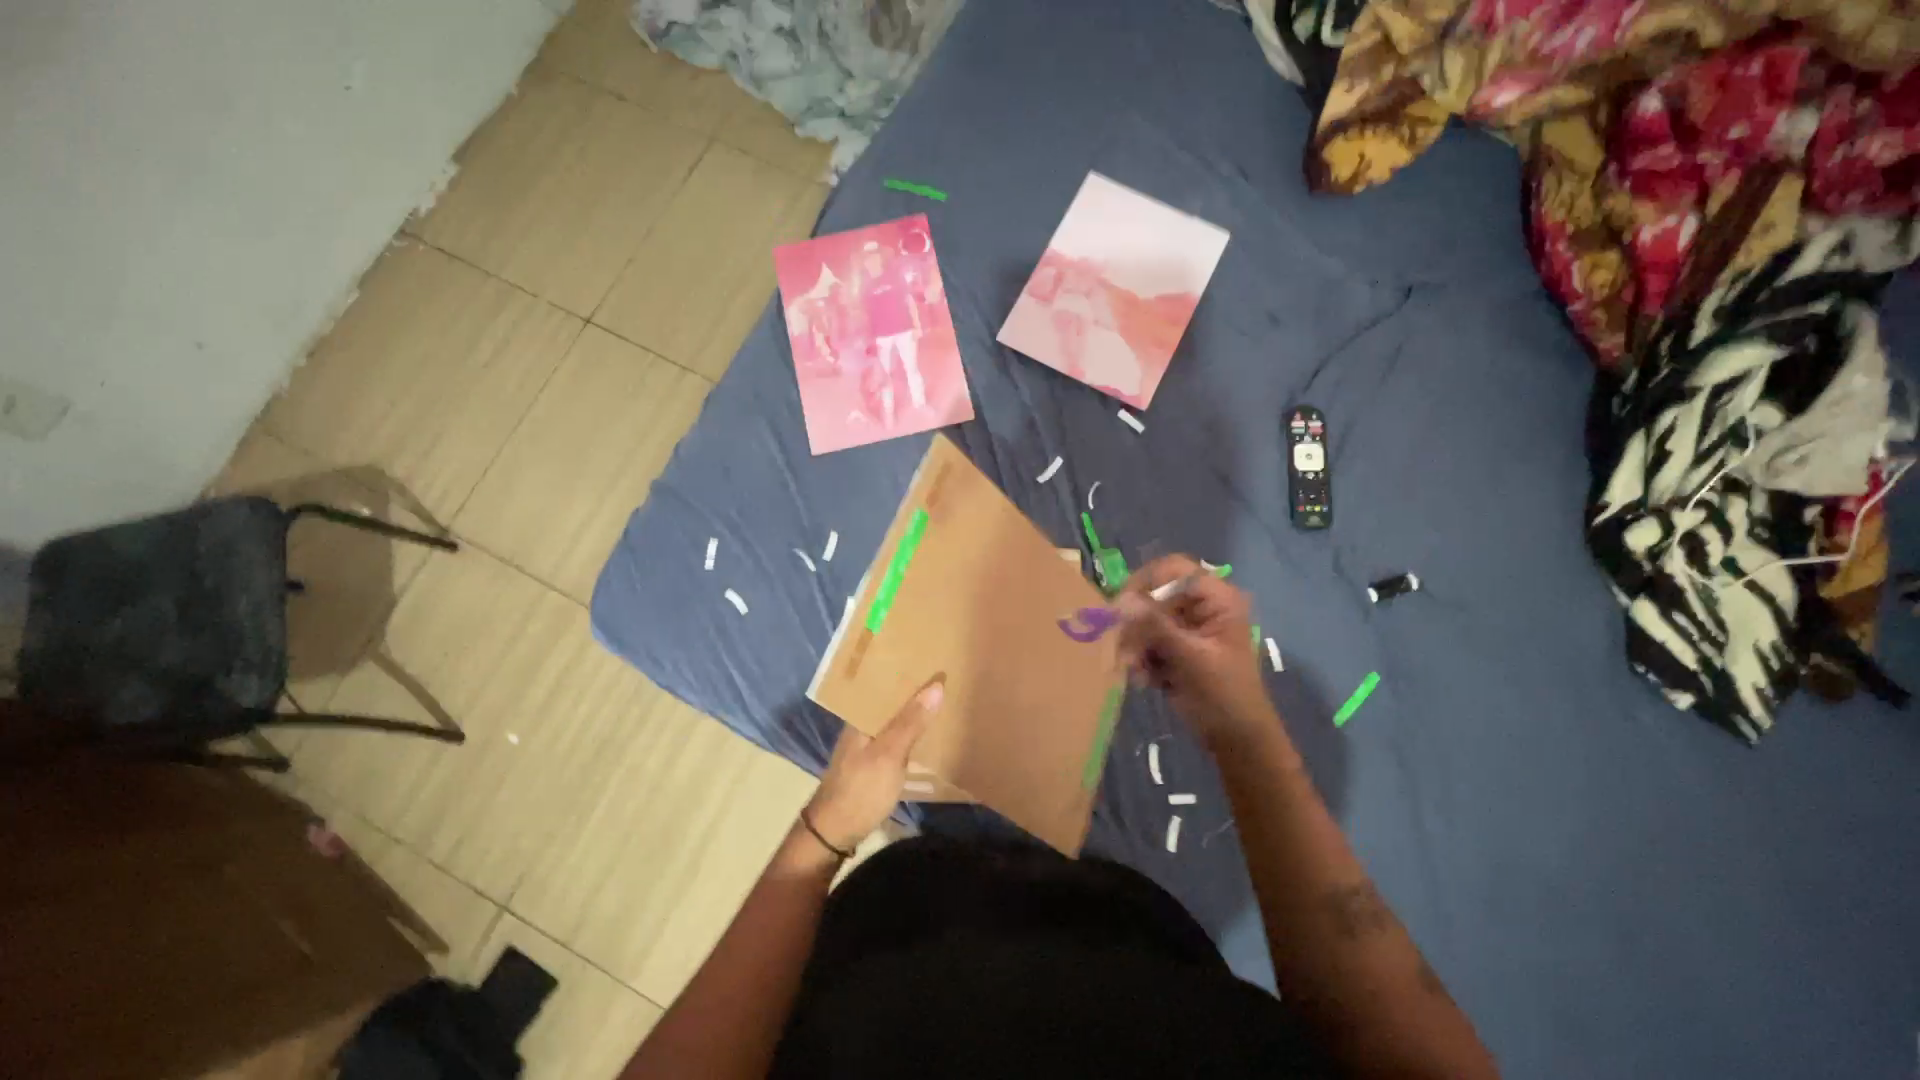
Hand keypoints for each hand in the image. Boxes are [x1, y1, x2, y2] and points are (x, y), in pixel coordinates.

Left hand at [805, 677, 943, 851]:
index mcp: (860, 716)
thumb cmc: (860, 790)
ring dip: (916, 714)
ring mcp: (867, 746)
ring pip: (896, 721)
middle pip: (892, 702)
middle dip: (917, 692)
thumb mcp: (889, 754)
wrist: (834, 833)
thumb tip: (936, 685)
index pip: (886, 683)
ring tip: (947, 701)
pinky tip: (931, 736)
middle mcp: (862, 726)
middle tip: (950, 679)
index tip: (937, 660)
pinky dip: (913, 735)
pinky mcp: (874, 764)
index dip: (909, 672)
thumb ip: (911, 721)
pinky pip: (897, 740)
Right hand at [1114, 555, 1275, 743]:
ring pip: (1144, 621)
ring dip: (1136, 646)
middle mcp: (1200, 607)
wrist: (1237, 739)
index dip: (1145, 582)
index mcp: (1217, 599)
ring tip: (1137, 672)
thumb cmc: (1225, 695)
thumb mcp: (1191, 658)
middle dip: (1137, 625)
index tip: (1121, 606)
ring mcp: (1185, 628)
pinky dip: (1141, 660)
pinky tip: (1146, 681)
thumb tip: (1121, 600)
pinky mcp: (1173, 649)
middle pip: (1153, 596)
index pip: (1173, 569)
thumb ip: (1156, 627)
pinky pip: (1145, 642)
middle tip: (1126, 651)